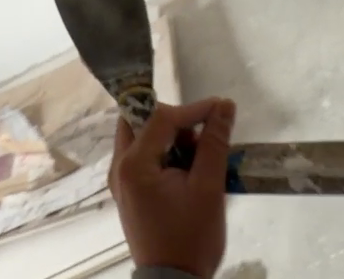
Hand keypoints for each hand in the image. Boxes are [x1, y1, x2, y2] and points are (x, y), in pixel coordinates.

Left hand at [109, 98, 236, 278]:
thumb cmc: (191, 238)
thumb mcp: (209, 188)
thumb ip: (214, 142)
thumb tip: (225, 106)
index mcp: (134, 164)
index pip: (160, 117)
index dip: (192, 109)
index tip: (220, 109)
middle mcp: (118, 167)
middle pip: (139, 119)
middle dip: (171, 118)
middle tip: (198, 132)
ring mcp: (120, 181)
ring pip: (138, 136)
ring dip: (166, 134)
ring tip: (196, 153)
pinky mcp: (127, 192)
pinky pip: (140, 156)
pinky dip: (161, 151)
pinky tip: (186, 166)